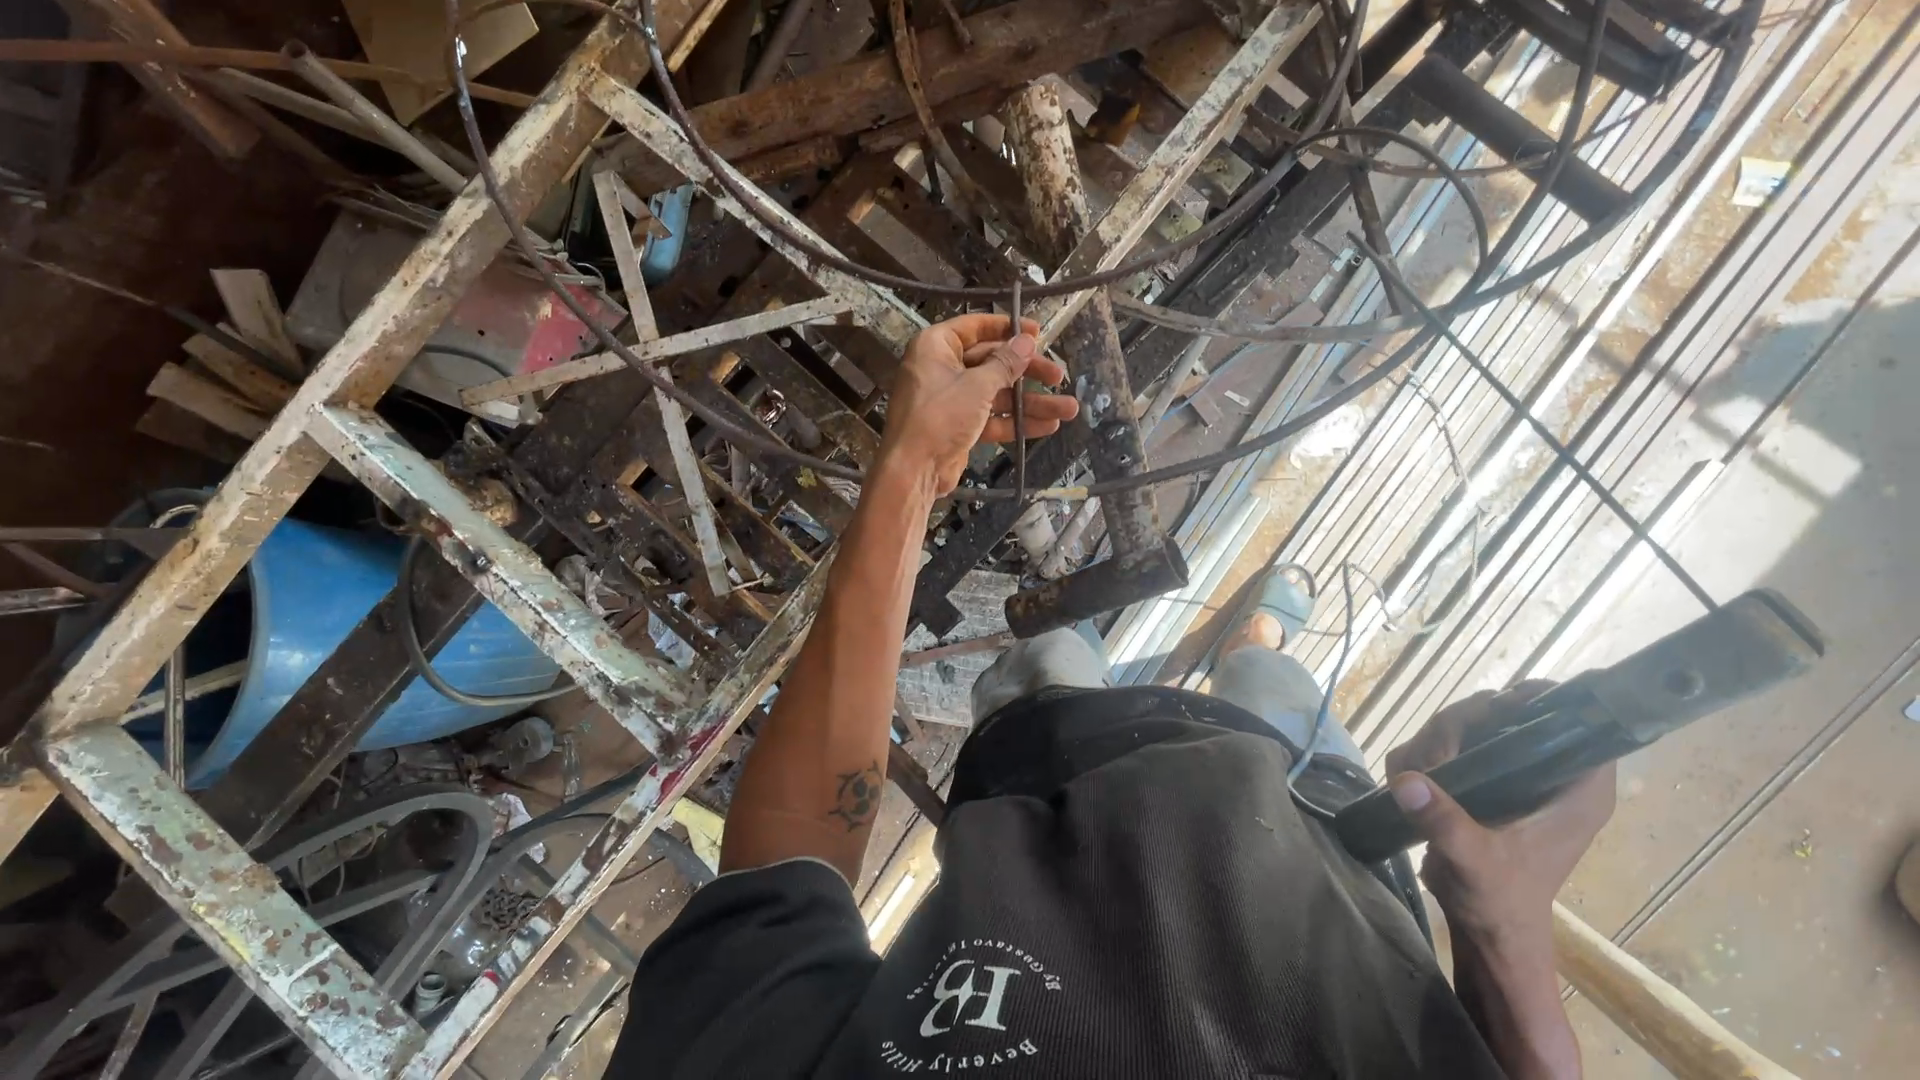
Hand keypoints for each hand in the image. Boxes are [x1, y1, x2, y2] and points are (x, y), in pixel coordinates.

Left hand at [879, 313, 1078, 494]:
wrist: (914, 470)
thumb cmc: (940, 416)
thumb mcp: (978, 385)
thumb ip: (1005, 364)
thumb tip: (1028, 341)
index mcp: (937, 346)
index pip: (975, 327)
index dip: (1008, 328)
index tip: (1038, 332)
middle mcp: (942, 368)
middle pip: (992, 362)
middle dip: (1028, 372)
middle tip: (1058, 375)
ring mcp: (951, 399)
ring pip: (997, 393)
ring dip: (1031, 402)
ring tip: (1068, 408)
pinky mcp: (960, 426)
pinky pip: (993, 417)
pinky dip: (1016, 422)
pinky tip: (1048, 426)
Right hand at [1384, 681, 1614, 952]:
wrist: (1486, 930)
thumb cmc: (1500, 900)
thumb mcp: (1474, 860)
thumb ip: (1444, 821)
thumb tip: (1407, 780)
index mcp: (1575, 789)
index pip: (1575, 720)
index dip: (1540, 701)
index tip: (1496, 707)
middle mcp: (1546, 773)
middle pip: (1504, 712)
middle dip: (1461, 726)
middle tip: (1437, 756)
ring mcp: (1510, 775)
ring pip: (1470, 724)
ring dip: (1435, 741)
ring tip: (1419, 773)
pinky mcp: (1482, 782)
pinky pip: (1448, 744)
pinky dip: (1423, 755)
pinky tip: (1410, 781)